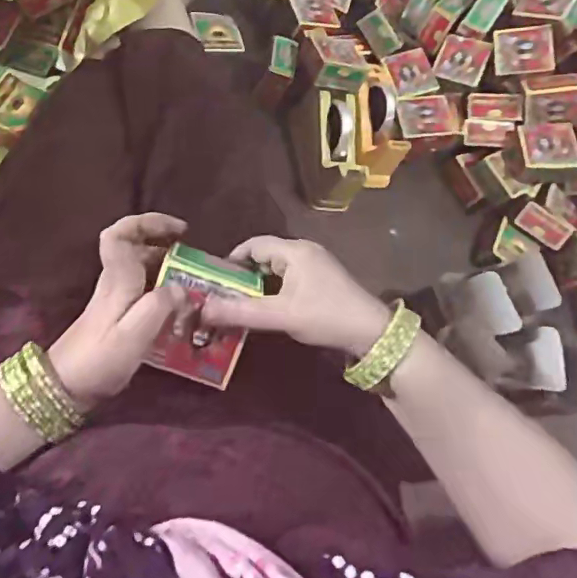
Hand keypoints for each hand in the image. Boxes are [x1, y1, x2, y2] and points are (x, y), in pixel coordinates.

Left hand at [47, 213, 192, 406]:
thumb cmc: (99, 359)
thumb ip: (160, 306)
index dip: (148, 222)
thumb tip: (180, 287)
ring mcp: (114, 298)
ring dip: (167, 266)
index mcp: (118, 279)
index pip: (120, 233)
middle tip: (193, 255)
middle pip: (135, 246)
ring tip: (193, 280)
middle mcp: (115, 282)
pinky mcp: (116, 314)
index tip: (178, 230)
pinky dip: (163, 289)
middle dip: (164, 242)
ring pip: (141, 267)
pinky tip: (179, 306)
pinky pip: (143, 288)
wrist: (63, 387)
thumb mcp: (134, 335)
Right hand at [199, 237, 393, 355]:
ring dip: (260, 283)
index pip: (253, 245)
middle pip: (264, 255)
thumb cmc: (326, 317)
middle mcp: (305, 250)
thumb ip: (242, 312)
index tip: (216, 281)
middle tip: (225, 295)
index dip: (231, 260)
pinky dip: (275, 288)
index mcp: (294, 251)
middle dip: (243, 274)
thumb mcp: (281, 315)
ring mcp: (317, 263)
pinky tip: (269, 307)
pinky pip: (290, 276)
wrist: (373, 332)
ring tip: (242, 304)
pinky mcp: (323, 278)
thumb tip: (204, 309)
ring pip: (277, 267)